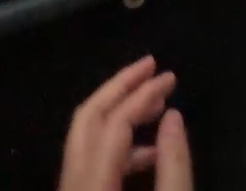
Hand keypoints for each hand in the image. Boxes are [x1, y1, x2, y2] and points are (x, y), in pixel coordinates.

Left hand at [57, 57, 191, 190]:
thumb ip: (174, 167)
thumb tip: (174, 116)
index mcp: (90, 185)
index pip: (114, 123)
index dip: (143, 94)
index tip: (170, 77)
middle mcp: (71, 184)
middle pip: (87, 119)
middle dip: (120, 87)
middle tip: (150, 67)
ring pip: (86, 138)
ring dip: (119, 113)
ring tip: (157, 104)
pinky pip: (90, 160)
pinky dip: (117, 144)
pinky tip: (149, 150)